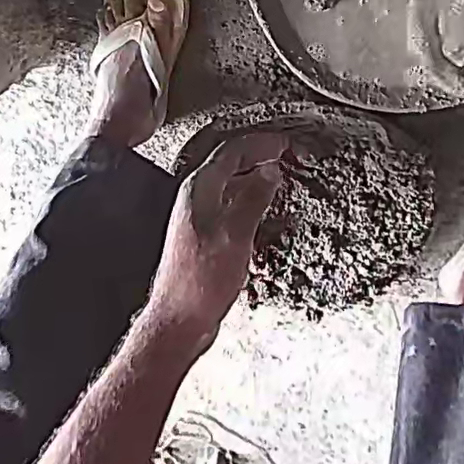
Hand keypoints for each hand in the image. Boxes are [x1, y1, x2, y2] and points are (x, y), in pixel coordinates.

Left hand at [141, 132, 289, 350]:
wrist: (179, 319)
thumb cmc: (202, 280)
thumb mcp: (236, 235)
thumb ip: (254, 198)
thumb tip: (270, 171)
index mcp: (200, 189)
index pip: (233, 151)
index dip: (261, 144)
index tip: (284, 143)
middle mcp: (196, 197)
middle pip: (230, 162)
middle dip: (258, 153)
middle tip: (285, 153)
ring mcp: (198, 214)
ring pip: (230, 181)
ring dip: (254, 173)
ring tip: (279, 173)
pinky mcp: (204, 232)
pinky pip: (229, 200)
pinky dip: (248, 194)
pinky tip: (262, 205)